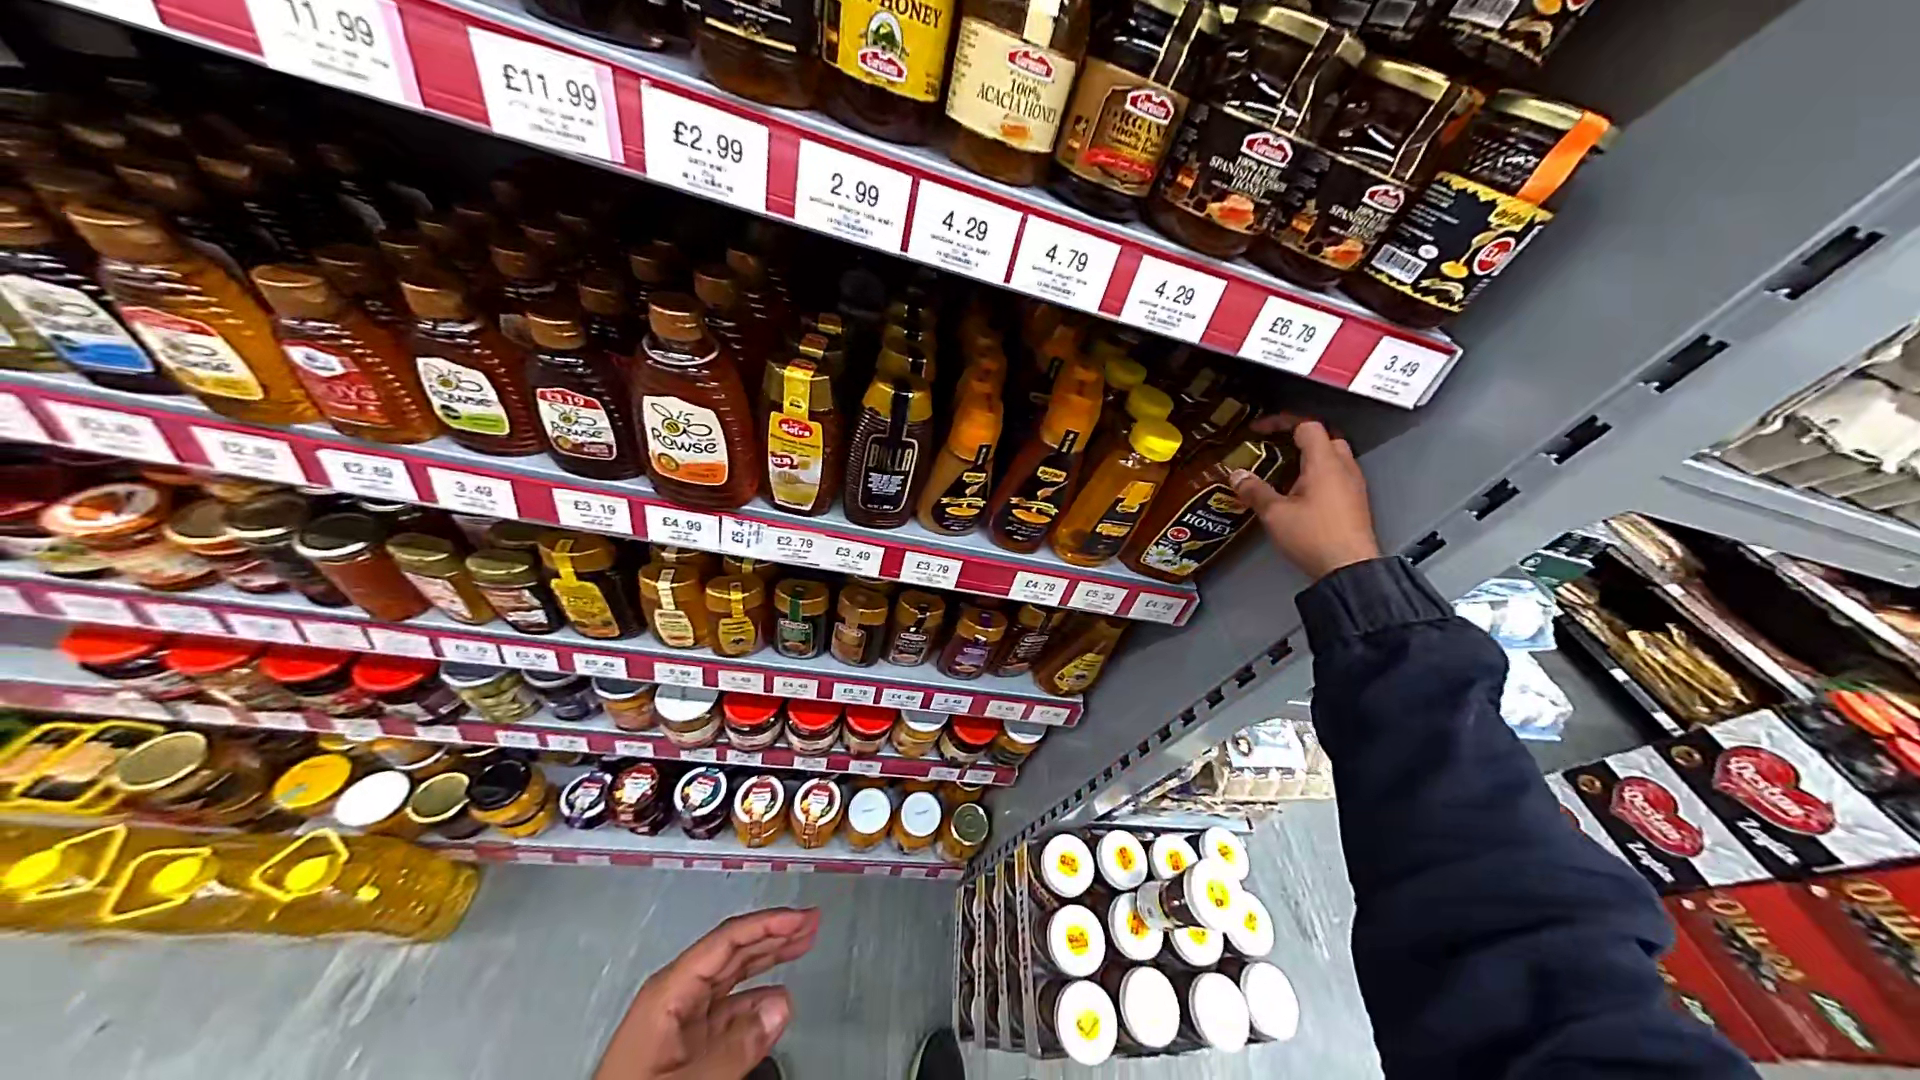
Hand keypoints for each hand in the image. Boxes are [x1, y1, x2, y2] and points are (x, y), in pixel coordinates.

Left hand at [594, 907, 821, 1079]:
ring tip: (804, 944)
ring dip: (770, 960)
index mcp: (669, 992)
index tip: (801, 917)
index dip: (766, 924)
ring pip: (733, 977)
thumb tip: (783, 1004)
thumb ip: (736, 1047)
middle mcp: (675, 996)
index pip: (725, 942)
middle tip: (812, 921)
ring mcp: (680, 1022)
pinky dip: (758, 999)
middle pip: (731, 952)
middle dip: (773, 933)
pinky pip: (729, 1010)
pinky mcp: (685, 1047)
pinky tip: (779, 999)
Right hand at [1229, 418, 1379, 580]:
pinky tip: (1299, 494)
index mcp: (1324, 463)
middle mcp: (1343, 468)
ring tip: (1284, 472)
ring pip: (1332, 457)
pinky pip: (1337, 477)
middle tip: (1275, 447)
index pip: (1306, 425)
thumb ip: (1254, 490)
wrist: (1349, 568)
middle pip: (1323, 437)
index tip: (1261, 430)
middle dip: (1297, 438)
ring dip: (1309, 458)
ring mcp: (1353, 485)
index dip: (1281, 422)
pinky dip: (1318, 476)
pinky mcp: (1355, 502)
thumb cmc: (1315, 537)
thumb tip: (1238, 476)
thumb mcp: (1274, 513)